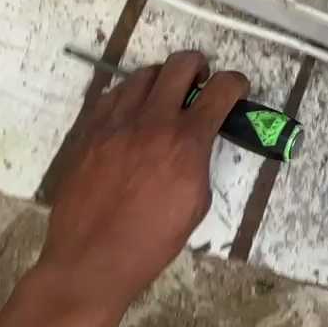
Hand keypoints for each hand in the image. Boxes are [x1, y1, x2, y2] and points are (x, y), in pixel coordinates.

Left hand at [37, 50, 248, 311]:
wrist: (91, 262)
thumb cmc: (152, 241)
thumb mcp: (197, 201)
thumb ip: (201, 159)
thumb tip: (199, 140)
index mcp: (187, 141)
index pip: (221, 89)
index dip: (236, 83)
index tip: (237, 89)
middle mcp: (153, 121)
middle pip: (181, 64)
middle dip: (199, 66)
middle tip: (200, 84)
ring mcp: (117, 123)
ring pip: (145, 73)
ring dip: (163, 79)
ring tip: (165, 97)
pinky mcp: (90, 131)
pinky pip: (113, 94)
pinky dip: (131, 95)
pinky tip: (133, 113)